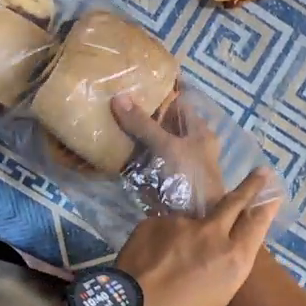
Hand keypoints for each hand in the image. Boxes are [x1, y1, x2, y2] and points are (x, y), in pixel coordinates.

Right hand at [114, 93, 226, 214]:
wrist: (194, 223)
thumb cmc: (190, 178)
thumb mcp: (167, 146)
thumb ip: (143, 124)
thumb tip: (118, 96)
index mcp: (199, 132)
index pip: (178, 104)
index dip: (158, 93)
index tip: (132, 83)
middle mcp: (189, 146)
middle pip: (163, 125)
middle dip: (140, 116)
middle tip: (111, 102)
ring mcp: (175, 165)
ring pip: (151, 144)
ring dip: (133, 138)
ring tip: (106, 123)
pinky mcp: (162, 182)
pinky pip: (144, 164)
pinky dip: (130, 158)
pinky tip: (111, 151)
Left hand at [116, 168, 280, 305]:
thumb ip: (218, 285)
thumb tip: (210, 274)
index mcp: (234, 259)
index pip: (258, 224)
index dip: (267, 207)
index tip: (274, 193)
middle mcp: (211, 234)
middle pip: (235, 202)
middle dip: (251, 186)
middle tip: (261, 172)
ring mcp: (180, 223)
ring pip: (193, 219)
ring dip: (191, 230)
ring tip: (175, 254)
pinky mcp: (153, 221)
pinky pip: (164, 228)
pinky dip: (163, 240)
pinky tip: (152, 258)